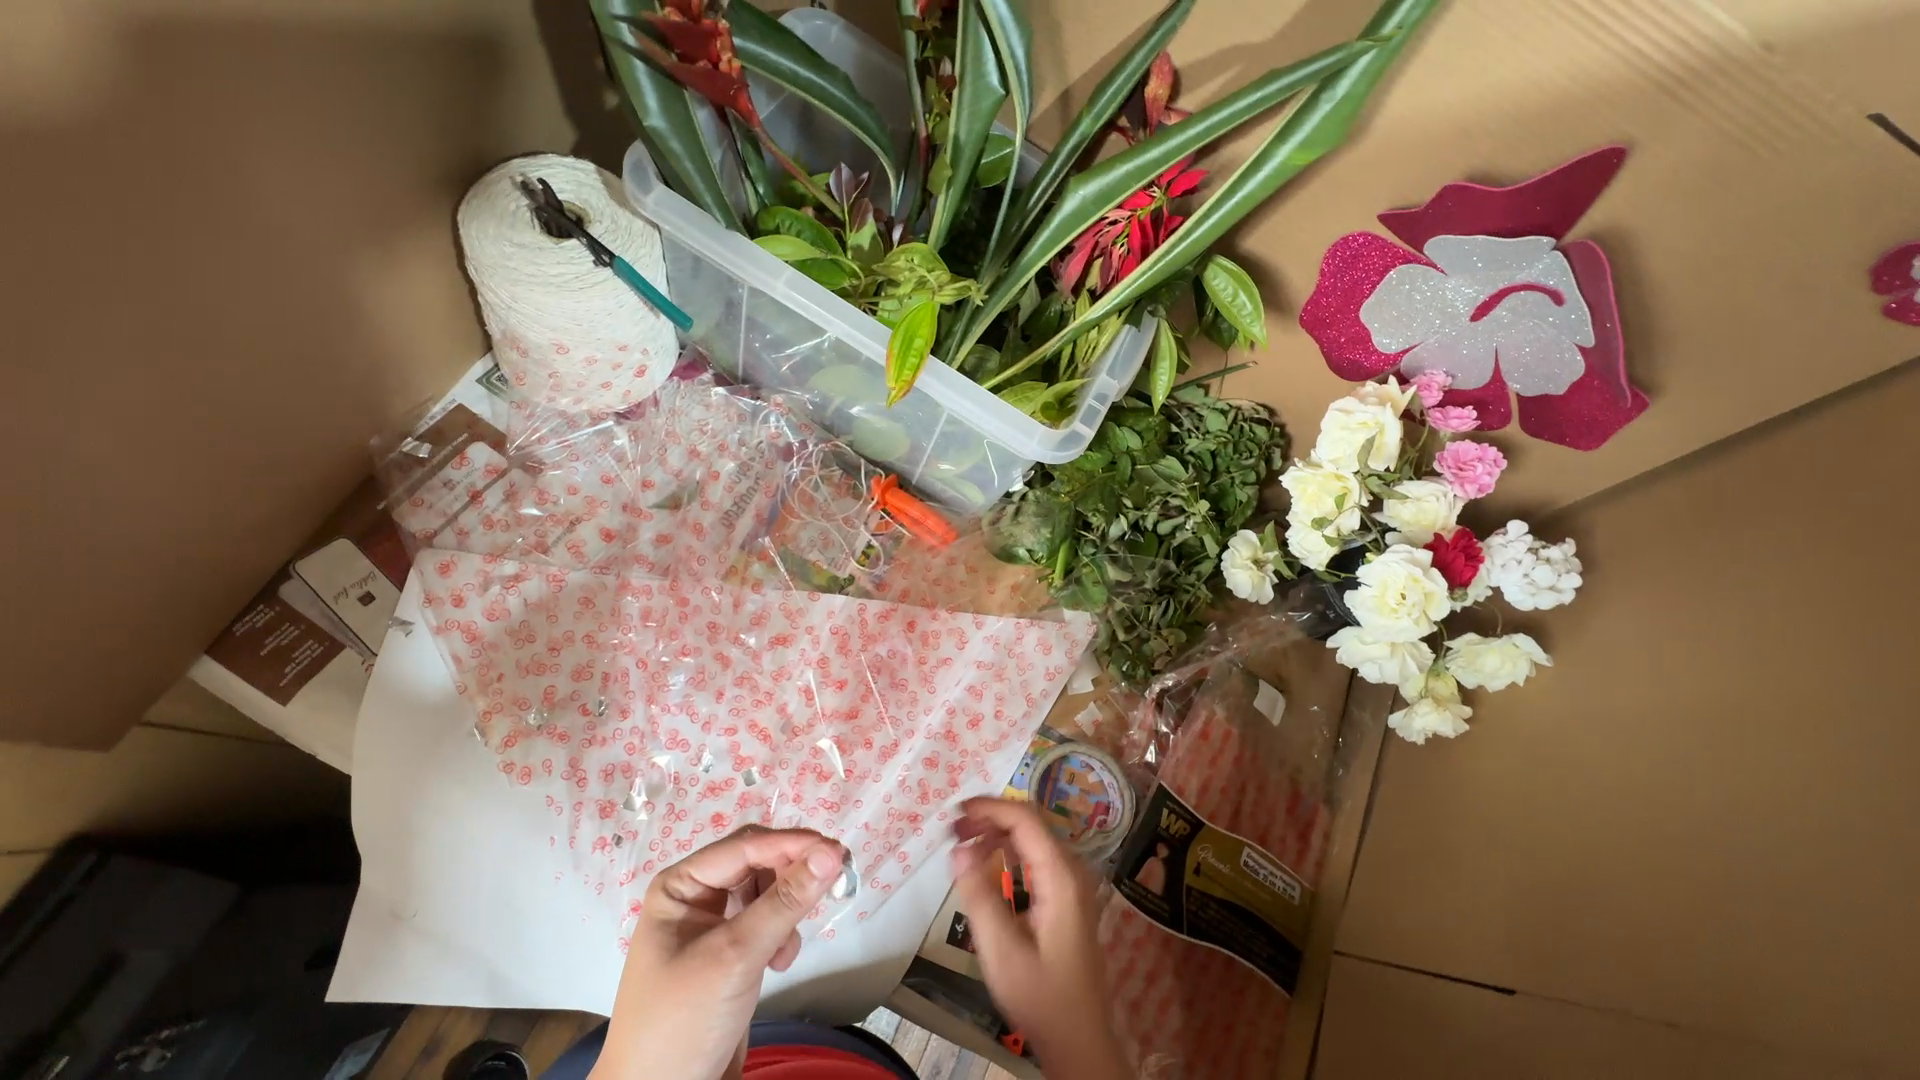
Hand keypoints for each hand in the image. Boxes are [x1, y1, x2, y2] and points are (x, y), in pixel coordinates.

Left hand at [591, 828, 845, 1079]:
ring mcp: (712, 927)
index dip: (792, 845)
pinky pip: (766, 923)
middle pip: (757, 863)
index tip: (839, 853)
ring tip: (789, 944)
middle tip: (831, 884)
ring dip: (787, 909)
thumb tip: (831, 853)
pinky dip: (781, 935)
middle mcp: (695, 897)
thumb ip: (784, 902)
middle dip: (791, 875)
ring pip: (766, 892)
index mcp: (681, 885)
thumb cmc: (684, 1020)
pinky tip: (781, 962)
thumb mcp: (736, 956)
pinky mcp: (730, 955)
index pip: (745, 847)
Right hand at [951, 797, 1127, 1079]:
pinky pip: (1036, 860)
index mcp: (1061, 877)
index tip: (954, 813)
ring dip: (997, 835)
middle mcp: (1072, 872)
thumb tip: (958, 849)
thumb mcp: (1002, 951)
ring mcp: (1072, 885)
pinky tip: (985, 867)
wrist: (1079, 1038)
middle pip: (1031, 824)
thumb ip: (979, 896)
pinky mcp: (1066, 899)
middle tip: (952, 831)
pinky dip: (1008, 854)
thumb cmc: (1041, 997)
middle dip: (990, 819)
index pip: (1026, 820)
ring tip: (961, 845)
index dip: (989, 808)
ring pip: (1033, 840)